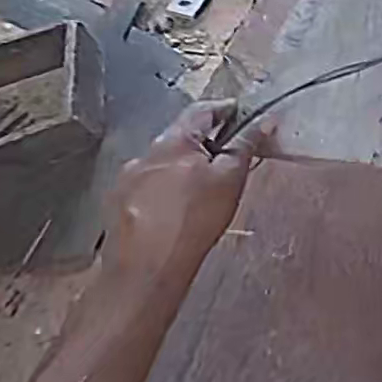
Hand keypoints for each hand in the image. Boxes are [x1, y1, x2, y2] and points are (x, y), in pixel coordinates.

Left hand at [102, 100, 271, 284]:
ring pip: (164, 164)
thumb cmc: (194, 220)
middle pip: (181, 137)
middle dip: (205, 144)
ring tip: (202, 190)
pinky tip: (176, 211)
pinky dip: (165, 190)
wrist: (144, 272)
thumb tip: (264, 120)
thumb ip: (245, 146)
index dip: (226, 109)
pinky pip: (148, 187)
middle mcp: (144, 153)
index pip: (202, 110)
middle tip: (228, 159)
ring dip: (183, 168)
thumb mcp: (230, 180)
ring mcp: (126, 180)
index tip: (244, 116)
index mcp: (173, 141)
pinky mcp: (117, 206)